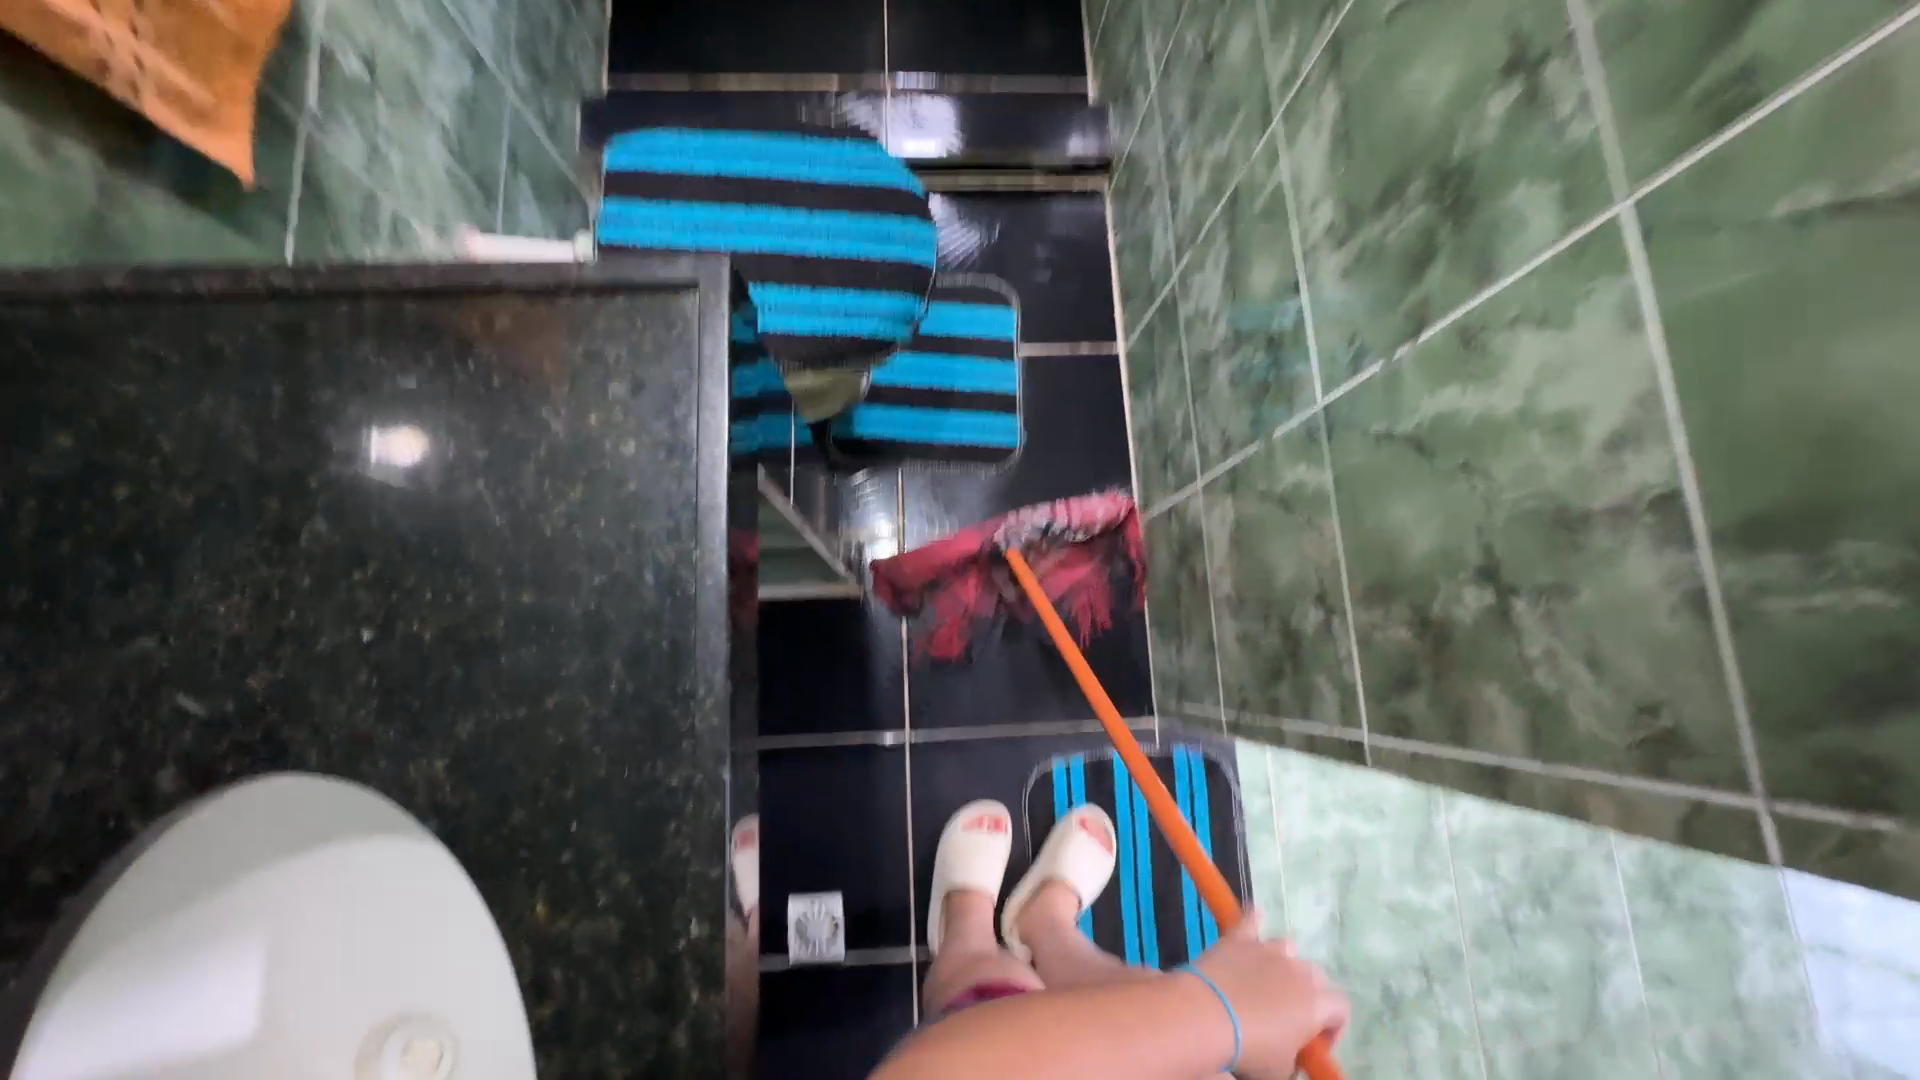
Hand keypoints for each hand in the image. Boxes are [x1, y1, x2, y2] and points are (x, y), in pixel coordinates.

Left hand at [1186, 919, 1347, 1079]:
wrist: (1207, 1014)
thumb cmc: (1250, 1048)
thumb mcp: (1280, 1070)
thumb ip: (1293, 1058)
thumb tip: (1290, 1054)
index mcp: (1316, 1004)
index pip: (1341, 1008)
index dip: (1333, 1026)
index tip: (1315, 1041)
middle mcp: (1298, 970)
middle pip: (1315, 976)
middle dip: (1308, 994)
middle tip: (1288, 1015)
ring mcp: (1268, 949)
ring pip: (1288, 948)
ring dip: (1284, 962)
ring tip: (1268, 980)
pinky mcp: (1239, 938)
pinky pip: (1251, 920)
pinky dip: (1255, 919)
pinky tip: (1255, 916)